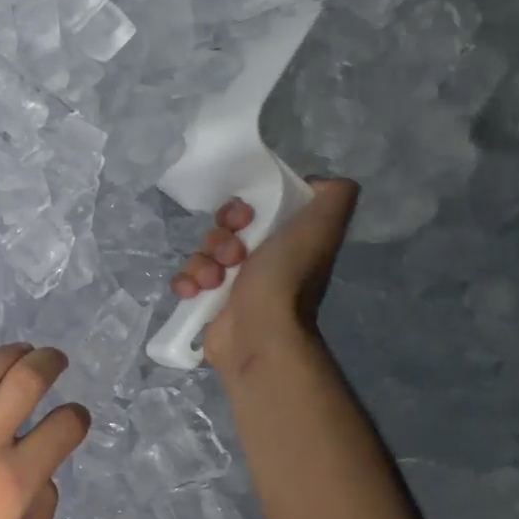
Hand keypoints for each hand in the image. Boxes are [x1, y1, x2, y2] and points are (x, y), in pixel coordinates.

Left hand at [0, 345, 90, 518]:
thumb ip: (41, 515)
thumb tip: (45, 475)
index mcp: (12, 481)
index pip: (60, 431)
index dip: (75, 418)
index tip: (74, 416)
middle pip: (20, 387)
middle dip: (46, 365)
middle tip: (52, 359)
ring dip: (0, 356)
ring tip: (15, 351)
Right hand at [169, 177, 359, 377]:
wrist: (259, 334)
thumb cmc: (286, 279)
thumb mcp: (321, 227)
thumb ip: (333, 197)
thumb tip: (313, 184)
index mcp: (286, 240)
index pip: (253, 210)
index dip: (242, 208)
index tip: (244, 217)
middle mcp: (261, 259)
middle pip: (222, 231)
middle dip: (218, 238)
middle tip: (231, 255)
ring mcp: (232, 282)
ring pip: (201, 254)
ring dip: (201, 263)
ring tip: (213, 282)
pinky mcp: (207, 302)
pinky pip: (185, 279)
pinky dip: (185, 282)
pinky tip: (193, 292)